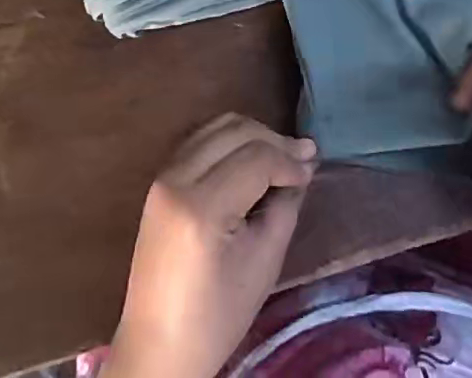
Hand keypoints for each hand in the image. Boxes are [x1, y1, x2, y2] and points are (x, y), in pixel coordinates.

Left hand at [103, 114, 317, 377]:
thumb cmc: (217, 315)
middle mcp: (177, 180)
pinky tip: (250, 157)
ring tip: (280, 155)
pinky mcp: (159, 181)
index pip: (256, 158)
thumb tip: (302, 168)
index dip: (289, 160)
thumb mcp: (264, 263)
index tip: (312, 170)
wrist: (159, 345)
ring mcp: (163, 177)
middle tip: (304, 156)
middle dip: (274, 140)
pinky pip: (200, 140)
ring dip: (252, 134)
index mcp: (202, 207)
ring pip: (216, 127)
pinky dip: (229, 139)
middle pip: (235, 132)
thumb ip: (285, 207)